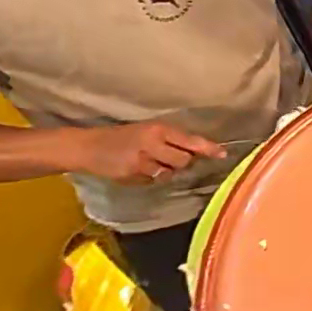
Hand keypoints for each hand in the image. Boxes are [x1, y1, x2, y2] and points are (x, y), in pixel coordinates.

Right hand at [58, 121, 223, 185]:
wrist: (89, 146)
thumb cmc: (124, 136)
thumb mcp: (150, 131)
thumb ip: (172, 140)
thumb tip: (198, 151)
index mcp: (159, 129)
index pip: (190, 140)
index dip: (208, 148)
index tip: (223, 154)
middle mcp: (152, 144)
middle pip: (183, 160)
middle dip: (182, 162)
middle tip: (168, 157)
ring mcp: (140, 161)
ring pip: (168, 173)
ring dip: (166, 171)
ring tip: (151, 162)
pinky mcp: (130, 175)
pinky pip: (151, 181)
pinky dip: (150, 178)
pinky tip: (138, 170)